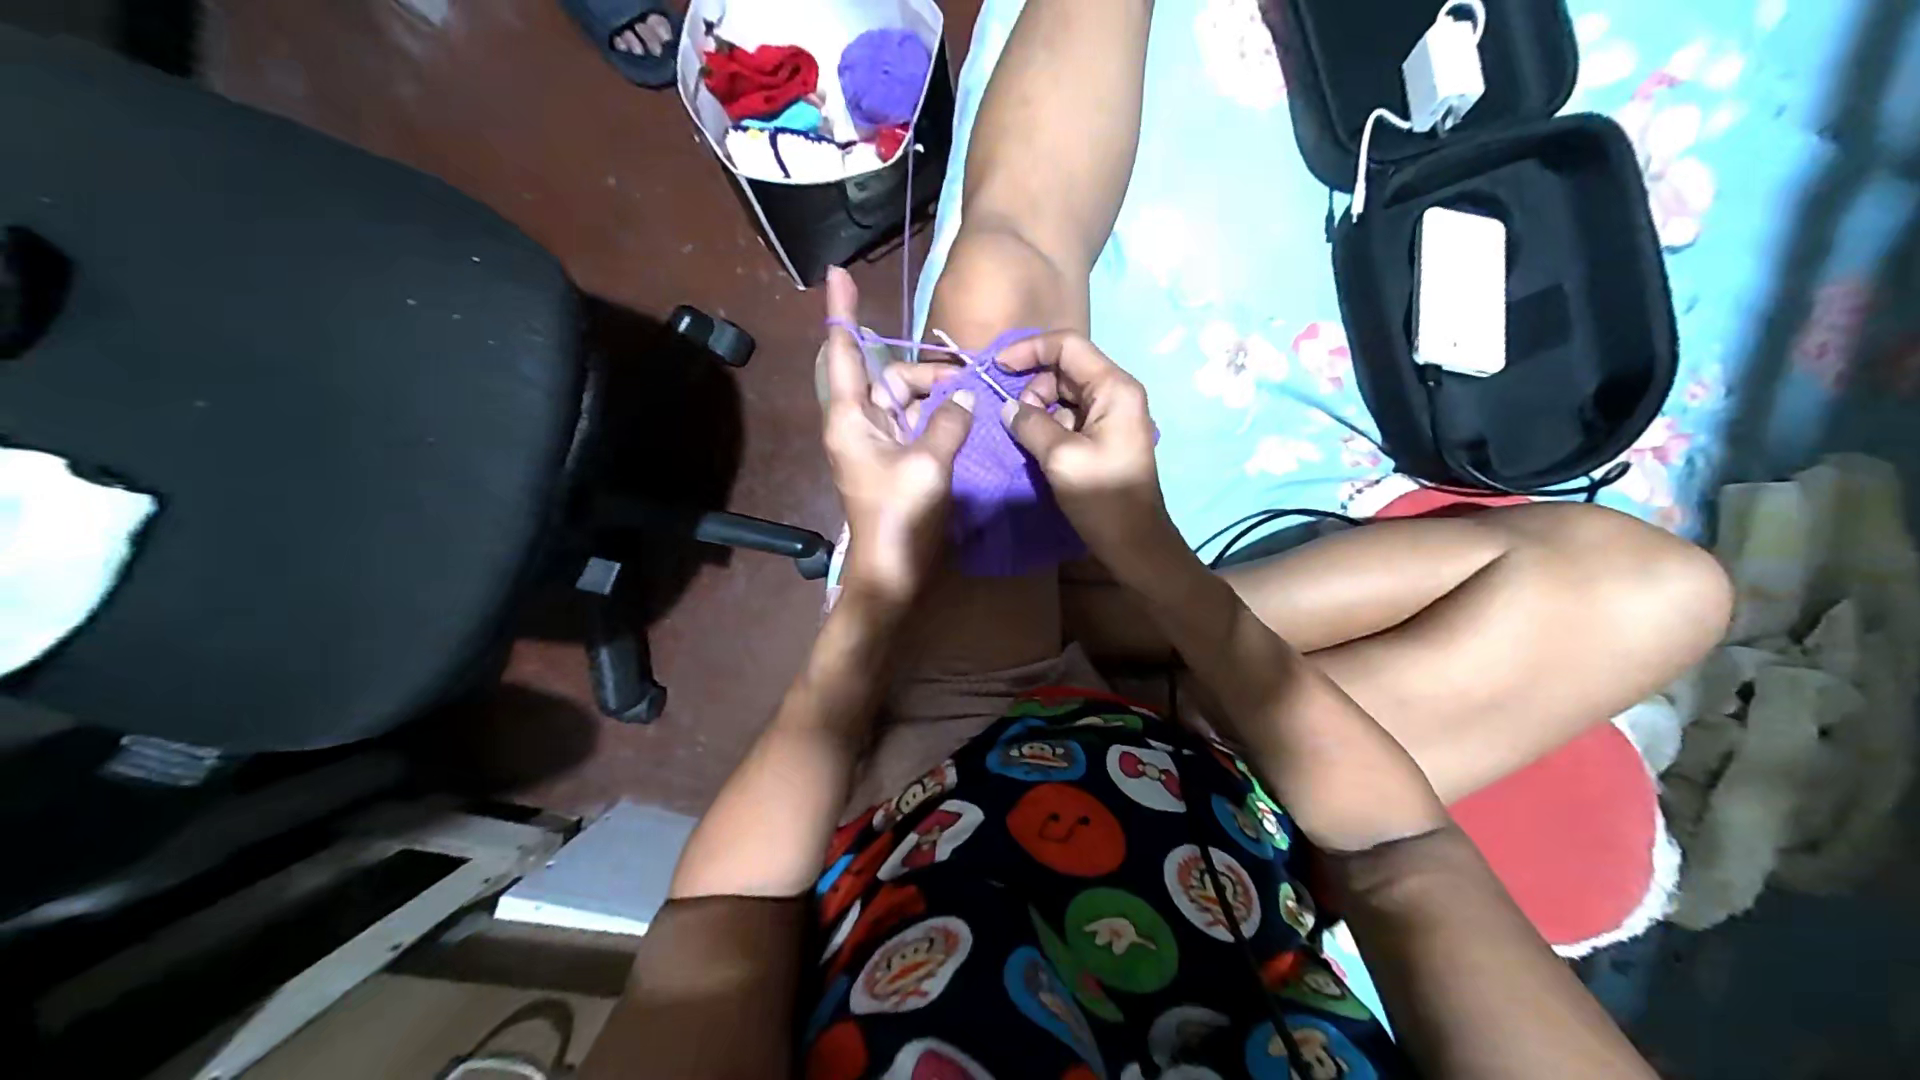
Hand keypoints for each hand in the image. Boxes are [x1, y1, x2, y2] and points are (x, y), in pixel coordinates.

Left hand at [817, 268, 974, 608]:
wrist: (892, 574)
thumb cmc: (900, 518)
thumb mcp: (929, 464)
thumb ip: (949, 421)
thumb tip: (965, 395)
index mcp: (852, 419)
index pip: (843, 352)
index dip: (841, 311)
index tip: (837, 272)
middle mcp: (860, 424)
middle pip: (890, 376)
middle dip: (927, 372)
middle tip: (970, 378)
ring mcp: (878, 444)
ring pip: (908, 401)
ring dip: (939, 397)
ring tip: (975, 401)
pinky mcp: (896, 462)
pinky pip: (917, 424)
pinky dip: (940, 418)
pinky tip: (967, 418)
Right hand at [995, 332, 1186, 581]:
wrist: (1134, 543)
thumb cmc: (1103, 498)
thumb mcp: (1061, 457)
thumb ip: (1031, 424)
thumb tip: (1007, 407)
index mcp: (1114, 388)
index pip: (1068, 346)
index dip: (1030, 349)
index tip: (997, 367)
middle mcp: (1114, 393)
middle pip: (1064, 368)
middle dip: (1033, 386)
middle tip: (1016, 419)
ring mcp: (1109, 416)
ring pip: (1063, 394)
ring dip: (1038, 409)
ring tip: (1027, 438)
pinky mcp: (1101, 437)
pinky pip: (1068, 417)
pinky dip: (1047, 424)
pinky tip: (1036, 446)